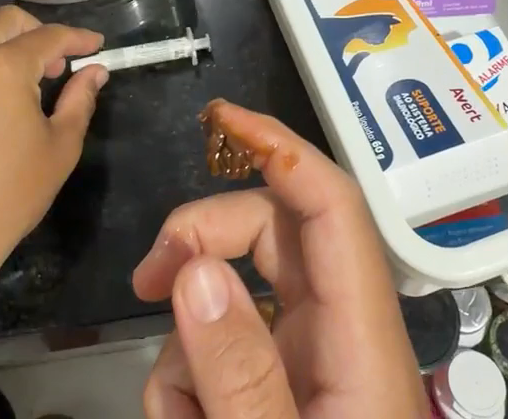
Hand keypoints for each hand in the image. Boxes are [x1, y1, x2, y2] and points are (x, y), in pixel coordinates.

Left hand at [0, 6, 106, 266]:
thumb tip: (94, 71)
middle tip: (54, 67)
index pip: (48, 36)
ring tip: (14, 73)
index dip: (76, 38)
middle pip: (6, 21)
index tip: (95, 45)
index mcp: (2, 67)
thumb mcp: (59, 148)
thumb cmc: (9, 195)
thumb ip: (80, 100)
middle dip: (38, 33)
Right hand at [131, 102, 425, 418]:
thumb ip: (241, 372)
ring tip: (174, 413)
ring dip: (184, 342)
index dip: (281, 148)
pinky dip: (188, 377)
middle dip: (201, 240)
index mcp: (362, 339)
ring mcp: (309, 359)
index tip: (221, 117)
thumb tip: (197, 271)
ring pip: (234, 294)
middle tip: (145, 280)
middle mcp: (338, 333)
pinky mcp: (281, 388)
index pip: (333, 208)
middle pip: (270, 236)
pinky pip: (224, 347)